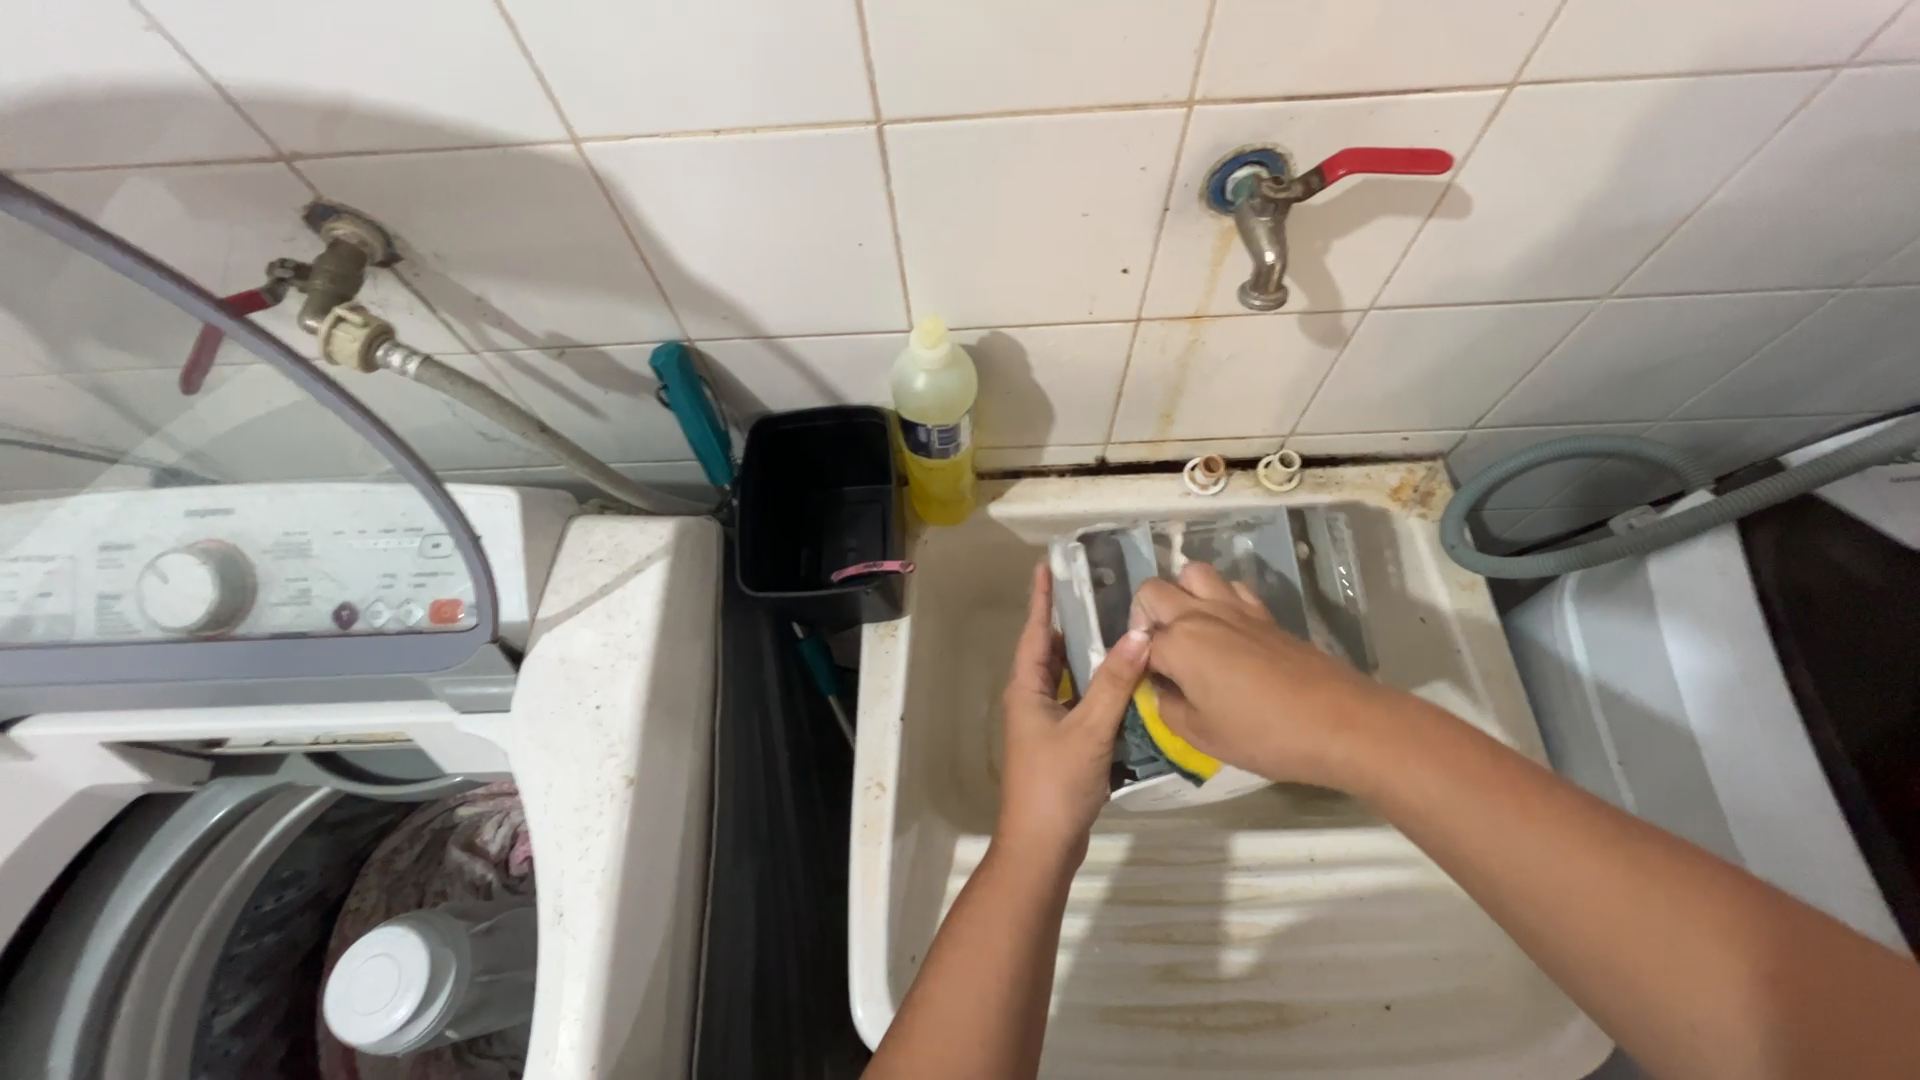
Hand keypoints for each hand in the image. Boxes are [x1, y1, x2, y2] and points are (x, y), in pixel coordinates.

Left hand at [996, 562, 1149, 864]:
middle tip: (1099, 590)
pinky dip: (1101, 686)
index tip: (1048, 565)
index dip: (1043, 598)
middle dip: (1072, 621)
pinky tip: (1127, 680)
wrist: (1043, 845)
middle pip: (1053, 650)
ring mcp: (1047, 722)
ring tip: (1118, 624)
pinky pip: (1082, 701)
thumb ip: (1115, 683)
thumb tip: (1138, 634)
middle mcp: (1032, 699)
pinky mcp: (1064, 742)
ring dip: (1089, 654)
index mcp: (1027, 689)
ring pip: (1069, 677)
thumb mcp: (1089, 729)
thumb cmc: (1056, 782)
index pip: (1037, 632)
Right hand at [1129, 563, 1404, 789]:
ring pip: (1193, 573)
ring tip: (1187, 628)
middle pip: (1154, 591)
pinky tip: (1225, 628)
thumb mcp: (1200, 735)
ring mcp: (1235, 608)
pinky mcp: (1264, 614)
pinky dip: (1218, 596)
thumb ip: (1168, 707)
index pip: (1138, 643)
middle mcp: (1200, 614)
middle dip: (1145, 615)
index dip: (1138, 666)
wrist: (1340, 723)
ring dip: (1181, 593)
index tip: (1151, 688)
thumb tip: (1162, 691)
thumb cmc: (1263, 734)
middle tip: (1157, 650)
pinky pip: (1230, 587)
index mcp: (1178, 643)